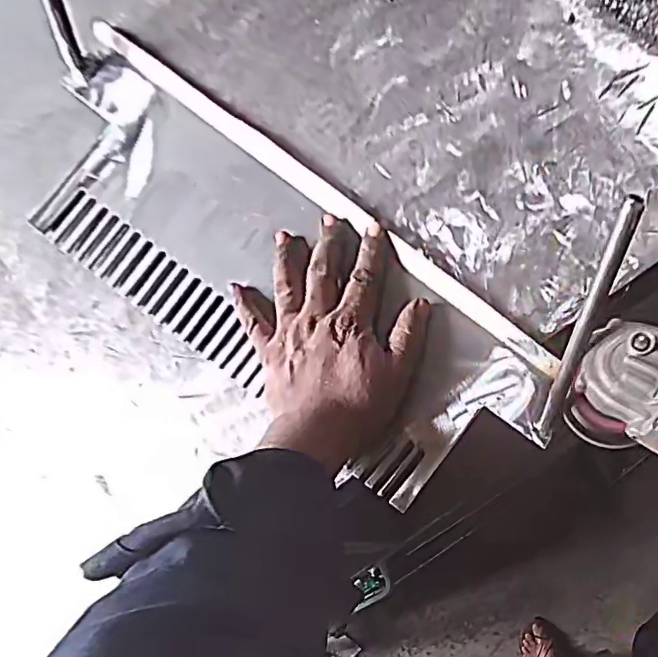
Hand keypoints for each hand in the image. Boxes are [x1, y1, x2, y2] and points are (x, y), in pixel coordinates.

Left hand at [231, 216, 430, 469]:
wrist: (315, 434)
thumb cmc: (353, 411)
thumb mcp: (396, 376)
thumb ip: (407, 338)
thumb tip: (417, 311)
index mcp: (351, 325)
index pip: (365, 279)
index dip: (372, 253)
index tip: (373, 234)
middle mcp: (318, 321)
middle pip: (324, 272)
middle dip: (330, 243)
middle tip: (331, 222)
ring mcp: (292, 334)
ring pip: (288, 285)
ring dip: (288, 259)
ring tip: (288, 239)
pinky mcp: (272, 353)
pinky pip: (255, 322)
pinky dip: (246, 304)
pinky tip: (240, 289)